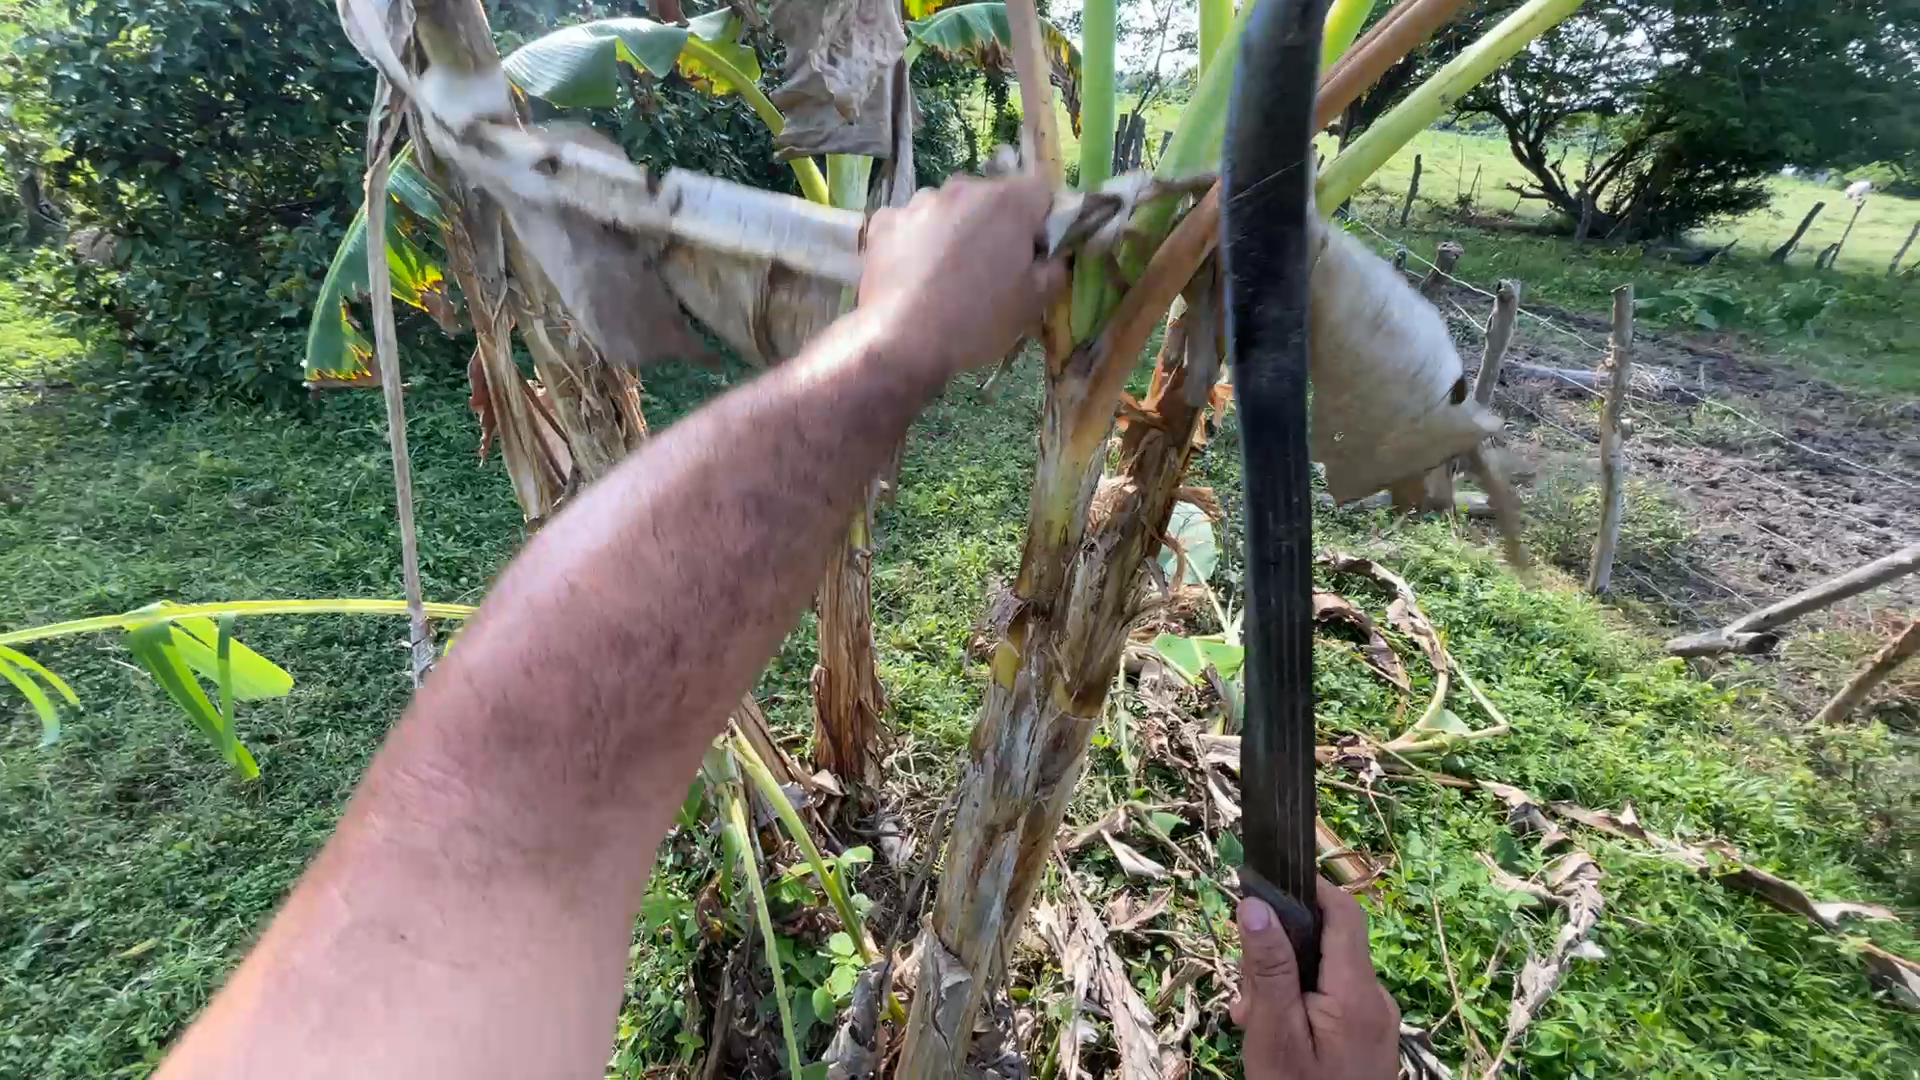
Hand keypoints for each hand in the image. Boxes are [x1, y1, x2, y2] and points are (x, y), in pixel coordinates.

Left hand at [858, 174, 1067, 379]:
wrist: (902, 341)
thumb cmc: (977, 322)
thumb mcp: (1032, 304)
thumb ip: (1054, 270)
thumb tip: (1054, 256)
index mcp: (1007, 202)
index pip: (1042, 193)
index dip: (1044, 223)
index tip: (1035, 255)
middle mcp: (962, 188)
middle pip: (991, 199)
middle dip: (997, 227)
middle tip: (991, 272)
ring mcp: (919, 202)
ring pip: (949, 211)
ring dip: (955, 233)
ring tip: (947, 277)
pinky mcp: (885, 222)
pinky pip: (912, 226)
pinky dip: (918, 243)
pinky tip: (915, 277)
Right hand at [1233, 879, 1400, 1079]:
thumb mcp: (1275, 1032)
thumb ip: (1268, 966)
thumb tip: (1255, 902)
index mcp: (1356, 992)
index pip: (1344, 912)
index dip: (1308, 885)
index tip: (1263, 879)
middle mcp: (1374, 998)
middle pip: (1324, 939)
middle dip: (1278, 946)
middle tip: (1245, 988)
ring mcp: (1373, 1019)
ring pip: (1320, 967)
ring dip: (1281, 978)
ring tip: (1253, 1019)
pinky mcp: (1365, 1035)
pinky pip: (1328, 995)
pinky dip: (1295, 999)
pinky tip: (1271, 1030)